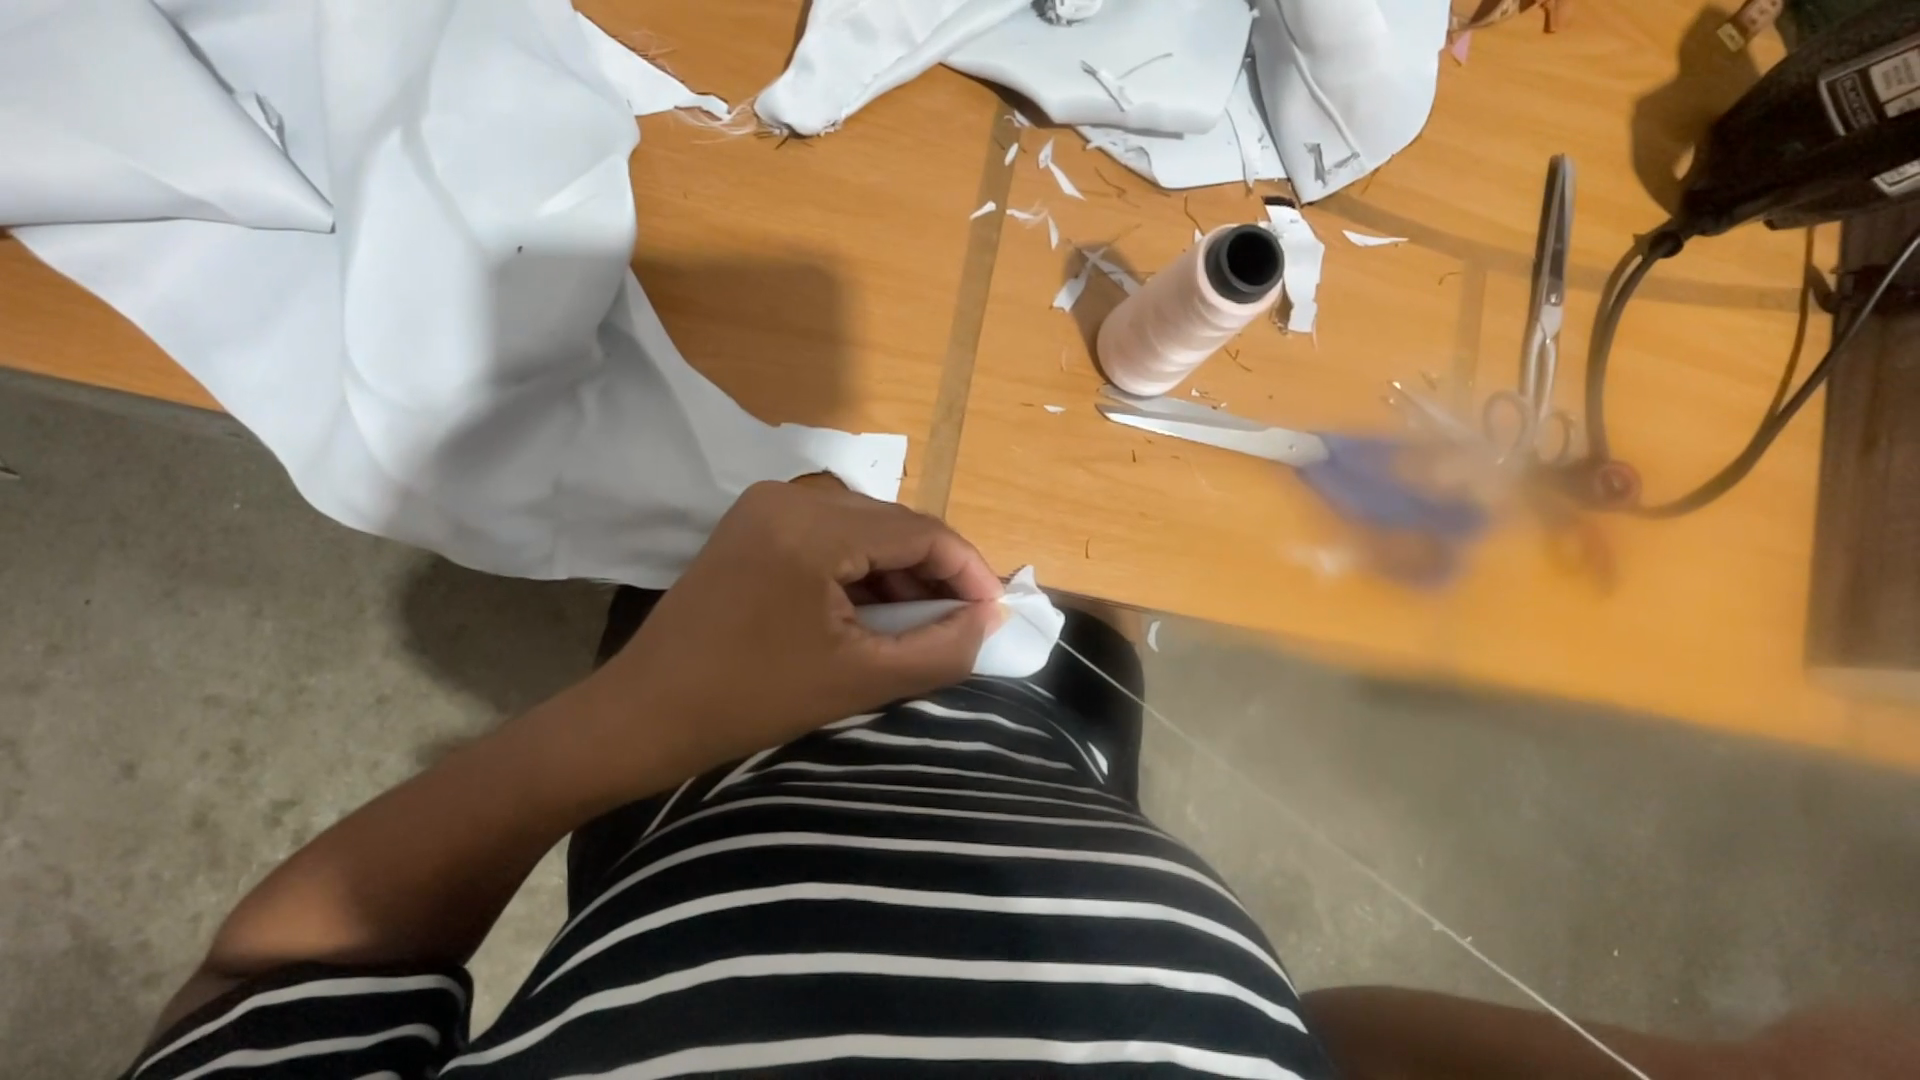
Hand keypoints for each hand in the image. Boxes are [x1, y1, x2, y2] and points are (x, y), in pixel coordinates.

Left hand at [575, 480, 1005, 791]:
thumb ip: (941, 649)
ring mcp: (766, 506)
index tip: (995, 614)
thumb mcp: (861, 679)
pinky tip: (872, 612)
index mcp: (814, 527)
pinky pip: (829, 536)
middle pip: (894, 524)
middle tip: (962, 624)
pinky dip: (860, 570)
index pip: (921, 532)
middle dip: (935, 574)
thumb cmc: (753, 701)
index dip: (969, 571)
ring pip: (864, 528)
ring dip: (899, 573)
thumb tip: (990, 619)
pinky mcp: (752, 524)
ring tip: (920, 627)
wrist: (646, 713)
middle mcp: (791, 496)